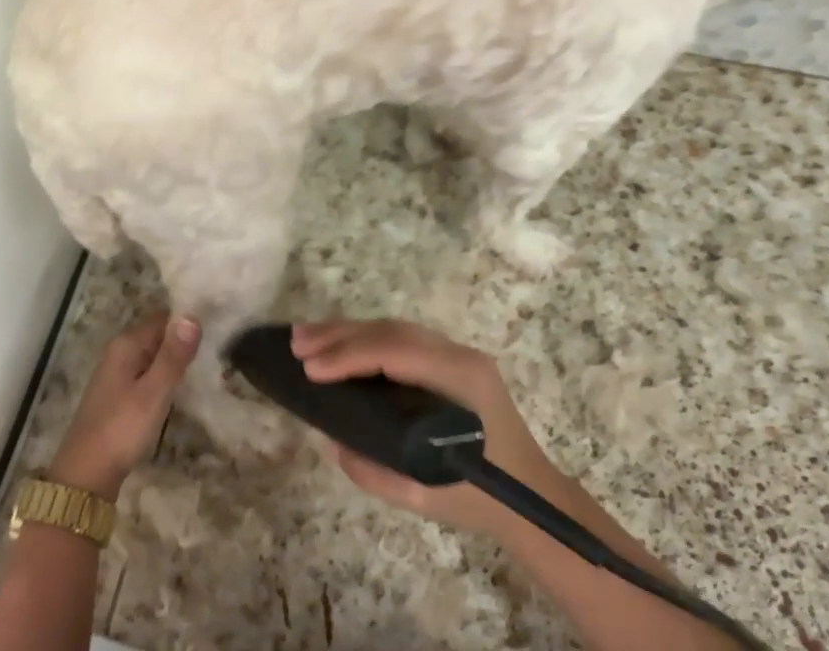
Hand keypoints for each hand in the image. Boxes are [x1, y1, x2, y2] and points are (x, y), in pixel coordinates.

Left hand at [47, 314, 201, 498]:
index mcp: (126, 345)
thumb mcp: (154, 392)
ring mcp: (117, 375)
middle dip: (184, 342)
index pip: (163, 319)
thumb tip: (192, 316)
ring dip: (176, 362)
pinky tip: (183, 390)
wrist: (87, 472)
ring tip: (210, 367)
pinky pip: (148, 377)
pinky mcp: (120, 396)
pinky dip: (165, 380)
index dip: (188, 321)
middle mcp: (119, 353)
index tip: (219, 328)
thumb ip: (173, 355)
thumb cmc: (122, 428)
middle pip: (158, 337)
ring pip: (154, 358)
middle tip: (220, 349)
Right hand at [292, 318, 558, 535]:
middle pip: (391, 331)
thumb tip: (332, 438)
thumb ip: (372, 471)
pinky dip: (364, 340)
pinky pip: (401, 340)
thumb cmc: (481, 498)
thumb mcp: (422, 495)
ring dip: (347, 332)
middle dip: (339, 335)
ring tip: (304, 339)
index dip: (349, 356)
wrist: (532, 497)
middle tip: (296, 344)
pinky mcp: (449, 360)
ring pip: (393, 329)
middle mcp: (459, 355)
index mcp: (460, 381)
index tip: (309, 370)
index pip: (395, 353)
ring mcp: (456, 354)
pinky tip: (337, 347)